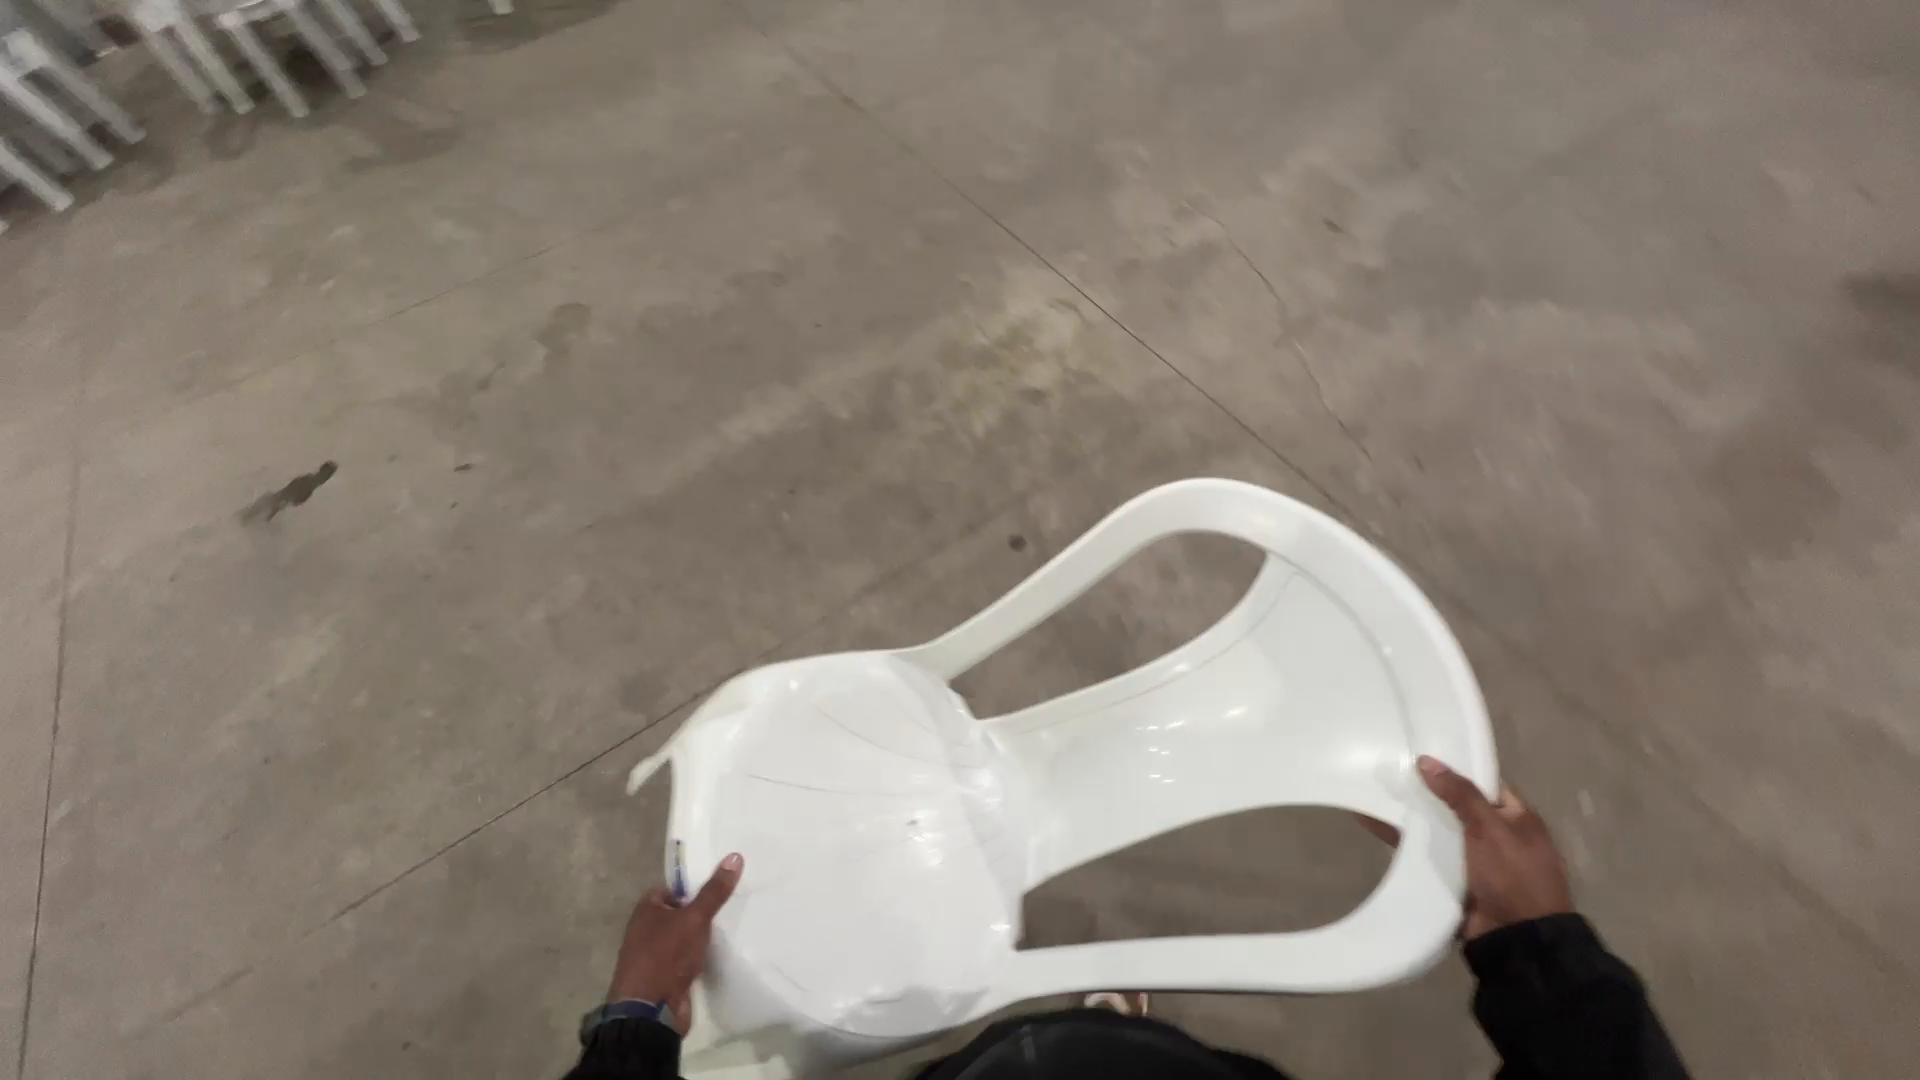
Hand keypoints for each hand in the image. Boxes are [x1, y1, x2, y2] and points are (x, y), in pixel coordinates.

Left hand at [606, 853, 743, 1031]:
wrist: (650, 1014)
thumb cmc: (665, 956)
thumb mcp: (694, 918)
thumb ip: (714, 890)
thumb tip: (735, 856)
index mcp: (647, 909)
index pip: (675, 885)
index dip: (697, 881)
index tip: (724, 878)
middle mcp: (648, 929)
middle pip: (683, 910)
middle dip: (705, 908)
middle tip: (736, 898)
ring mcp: (657, 955)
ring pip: (688, 935)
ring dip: (706, 933)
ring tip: (736, 921)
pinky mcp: (668, 976)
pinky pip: (690, 957)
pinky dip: (704, 954)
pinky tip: (726, 949)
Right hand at [1357, 758, 1572, 940]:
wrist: (1517, 939)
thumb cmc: (1513, 877)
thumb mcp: (1490, 829)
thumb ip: (1460, 795)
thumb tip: (1426, 761)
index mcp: (1517, 819)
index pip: (1485, 783)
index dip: (1457, 768)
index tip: (1422, 754)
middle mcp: (1497, 835)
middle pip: (1457, 804)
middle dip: (1427, 791)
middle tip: (1391, 769)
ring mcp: (1474, 857)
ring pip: (1438, 827)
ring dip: (1412, 814)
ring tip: (1375, 792)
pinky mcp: (1453, 875)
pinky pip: (1426, 850)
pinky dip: (1404, 839)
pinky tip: (1373, 824)